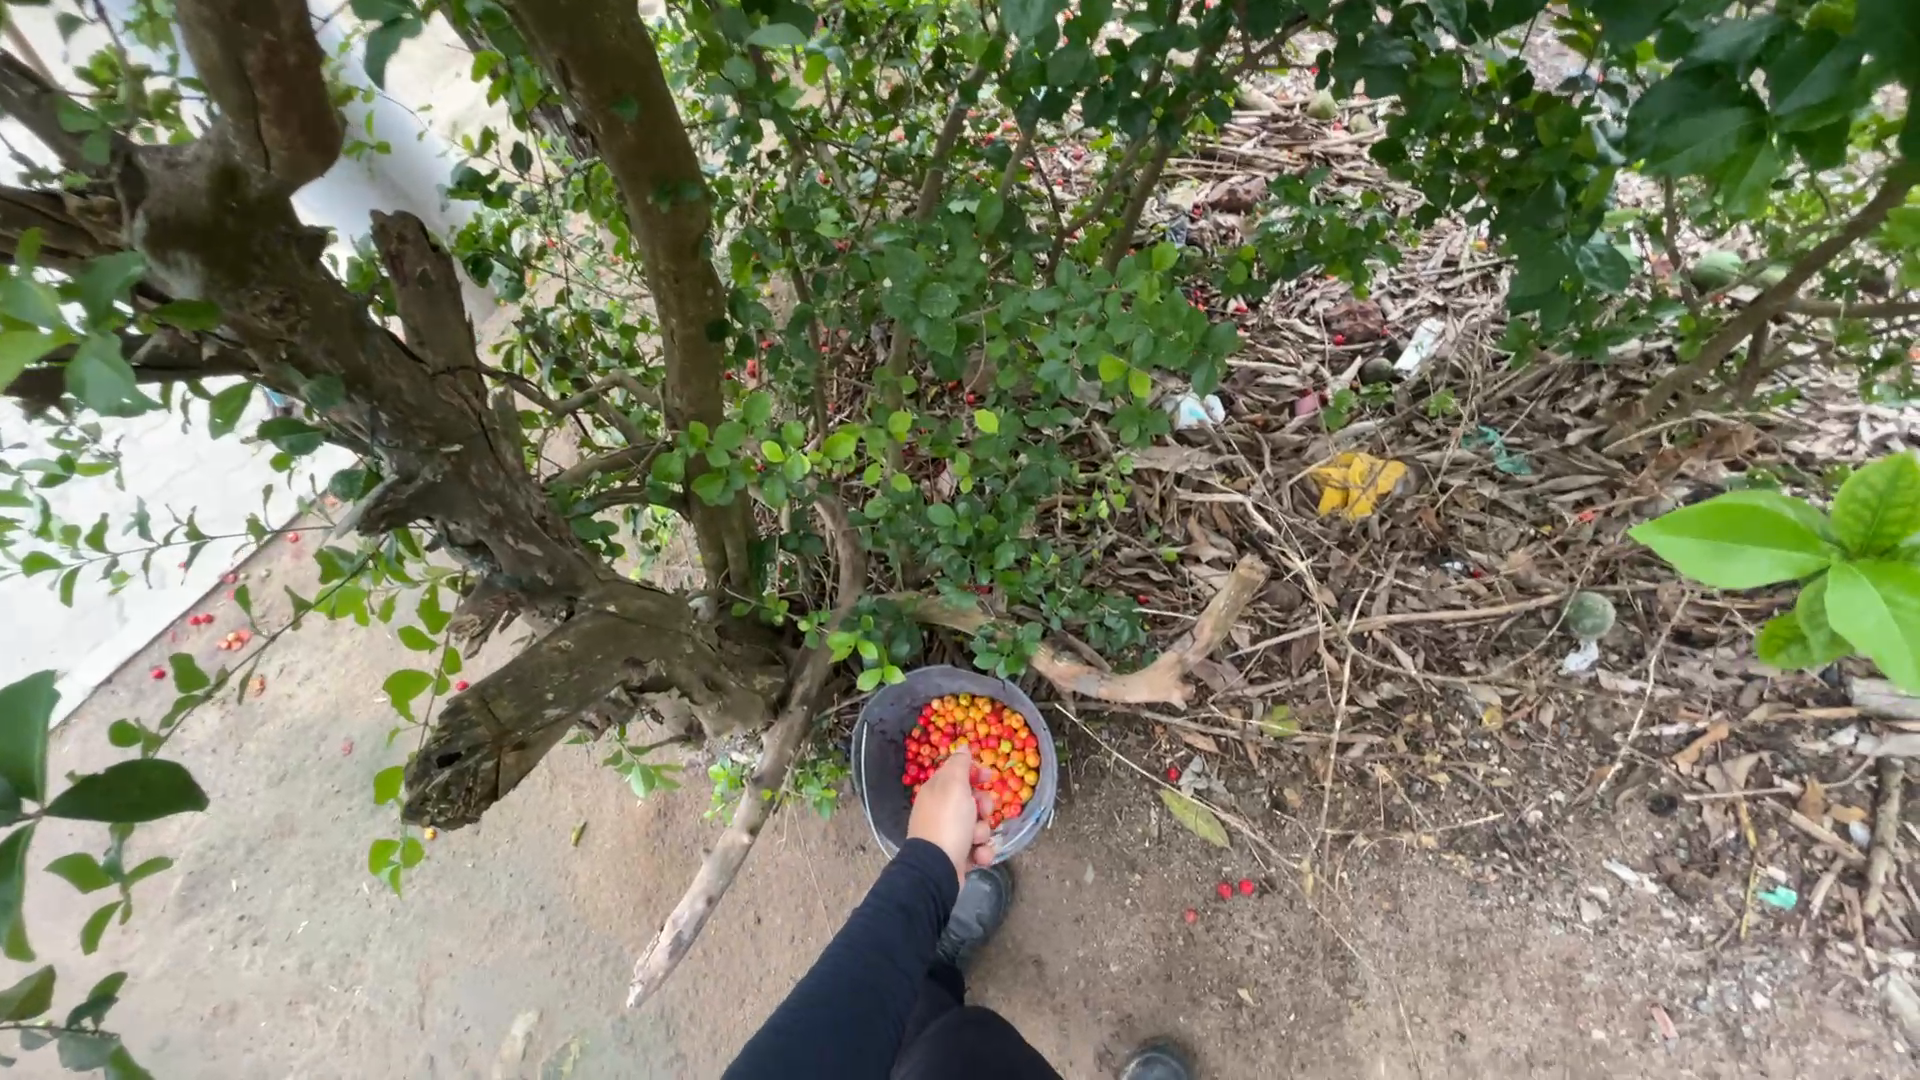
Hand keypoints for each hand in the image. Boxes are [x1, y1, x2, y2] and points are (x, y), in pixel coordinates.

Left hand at [906, 749, 996, 882]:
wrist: (937, 869)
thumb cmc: (948, 821)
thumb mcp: (954, 785)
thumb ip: (960, 764)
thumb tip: (962, 746)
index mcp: (937, 790)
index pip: (958, 774)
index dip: (975, 774)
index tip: (988, 777)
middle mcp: (941, 810)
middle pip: (973, 800)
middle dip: (984, 807)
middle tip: (982, 812)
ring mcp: (949, 834)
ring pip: (979, 825)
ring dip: (983, 832)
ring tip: (976, 840)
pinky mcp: (957, 856)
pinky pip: (978, 848)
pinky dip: (981, 852)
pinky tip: (978, 856)